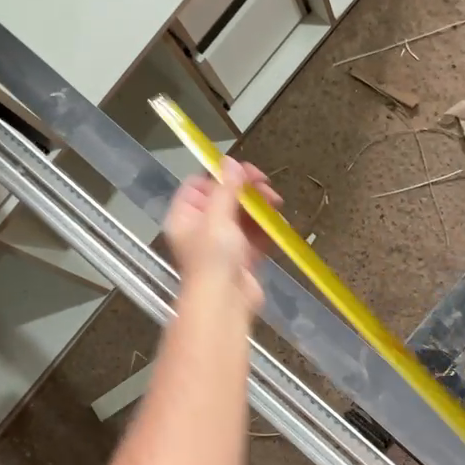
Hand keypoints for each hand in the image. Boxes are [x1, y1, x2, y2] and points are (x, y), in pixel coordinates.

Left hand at [164, 158, 280, 308]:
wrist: (225, 302)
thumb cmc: (214, 257)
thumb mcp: (217, 216)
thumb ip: (226, 188)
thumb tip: (231, 162)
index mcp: (185, 217)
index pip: (198, 185)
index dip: (220, 176)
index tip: (243, 172)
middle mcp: (201, 229)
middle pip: (224, 199)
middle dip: (246, 191)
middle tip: (266, 186)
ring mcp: (223, 245)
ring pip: (242, 217)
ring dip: (260, 208)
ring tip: (276, 204)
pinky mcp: (242, 259)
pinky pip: (255, 237)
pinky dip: (266, 228)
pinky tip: (279, 222)